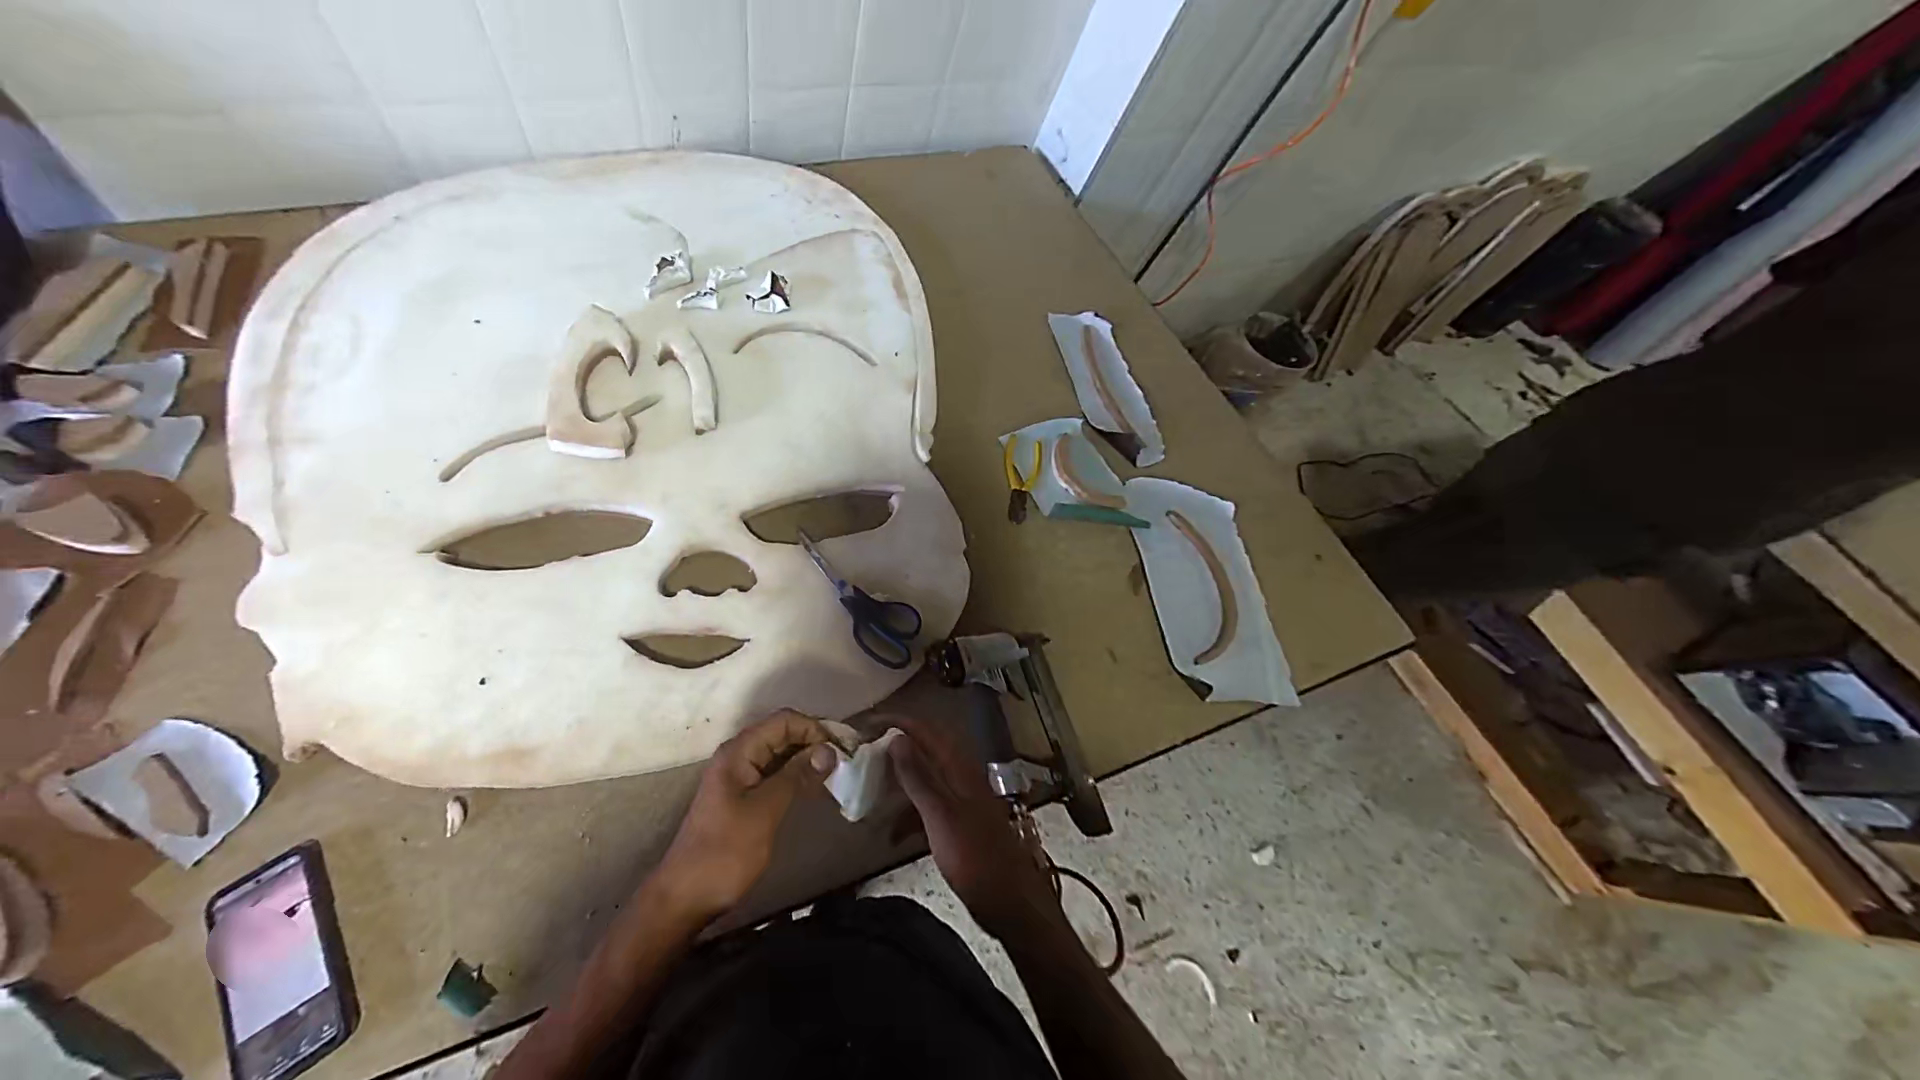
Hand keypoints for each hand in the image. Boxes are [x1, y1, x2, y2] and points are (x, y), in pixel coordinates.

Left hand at [650, 710, 835, 925]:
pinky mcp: (744, 796)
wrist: (685, 897)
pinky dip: (797, 775)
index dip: (815, 728)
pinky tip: (816, 787)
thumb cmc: (725, 852)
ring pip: (781, 754)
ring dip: (808, 758)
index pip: (784, 721)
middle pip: (783, 733)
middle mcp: (738, 756)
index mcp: (739, 752)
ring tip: (837, 772)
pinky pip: (775, 773)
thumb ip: (797, 776)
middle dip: (814, 741)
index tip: (842, 748)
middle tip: (846, 760)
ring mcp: (740, 776)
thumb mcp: (765, 811)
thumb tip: (829, 749)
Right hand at [886, 716, 1063, 944]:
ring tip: (870, 794)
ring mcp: (963, 800)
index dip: (898, 723)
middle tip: (863, 758)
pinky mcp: (960, 823)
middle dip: (895, 752)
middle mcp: (962, 776)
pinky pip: (930, 807)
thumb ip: (919, 776)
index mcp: (960, 768)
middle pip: (925, 751)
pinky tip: (892, 835)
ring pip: (926, 780)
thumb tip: (896, 738)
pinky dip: (910, 814)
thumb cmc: (973, 856)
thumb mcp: (940, 815)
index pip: (926, 730)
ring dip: (900, 784)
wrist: (1009, 901)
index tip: (867, 725)